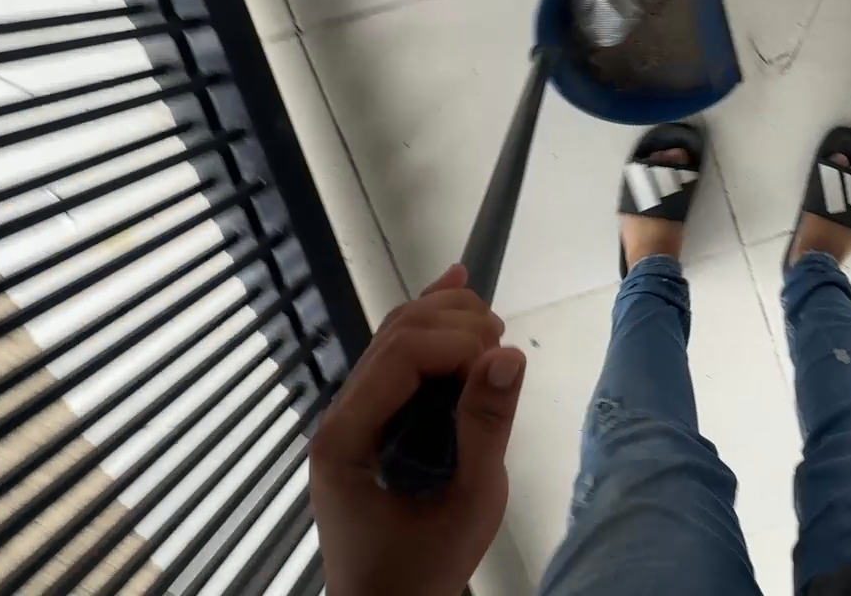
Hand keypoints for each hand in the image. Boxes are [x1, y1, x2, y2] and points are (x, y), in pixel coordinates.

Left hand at [311, 264, 527, 595]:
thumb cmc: (426, 564)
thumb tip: (508, 355)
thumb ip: (485, 427)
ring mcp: (355, 410)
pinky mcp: (374, 412)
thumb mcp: (469, 504)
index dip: (458, 342)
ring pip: (399, 330)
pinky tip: (458, 286)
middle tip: (502, 355)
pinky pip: (400, 348)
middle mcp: (342, 413)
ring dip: (451, 318)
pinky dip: (434, 316)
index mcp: (348, 438)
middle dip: (459, 324)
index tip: (500, 367)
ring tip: (493, 337)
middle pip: (400, 330)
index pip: (403, 353)